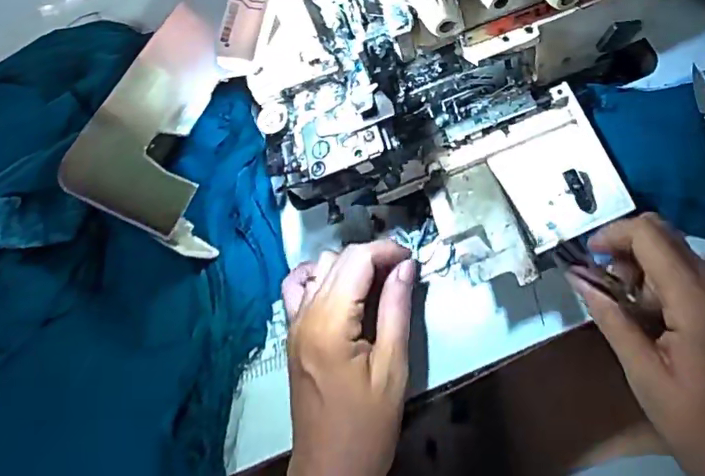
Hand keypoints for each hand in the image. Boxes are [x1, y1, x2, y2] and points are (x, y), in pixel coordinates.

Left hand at [283, 240, 418, 475]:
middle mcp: (305, 315)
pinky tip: (342, 288)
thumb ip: (396, 310)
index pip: (357, 259)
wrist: (330, 473)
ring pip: (321, 267)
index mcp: (329, 323)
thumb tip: (406, 266)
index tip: (411, 260)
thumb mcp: (392, 370)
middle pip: (339, 258)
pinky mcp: (293, 335)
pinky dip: (320, 277)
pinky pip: (299, 288)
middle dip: (374, 256)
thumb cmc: (366, 427)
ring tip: (379, 282)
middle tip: (402, 272)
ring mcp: (294, 324)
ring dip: (351, 265)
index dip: (387, 251)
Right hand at [568, 214, 704, 475]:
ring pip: (676, 251)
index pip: (649, 234)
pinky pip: (690, 273)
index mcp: (696, 298)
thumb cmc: (703, 429)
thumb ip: (613, 321)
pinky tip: (653, 318)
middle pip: (664, 234)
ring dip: (644, 266)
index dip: (614, 234)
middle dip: (627, 248)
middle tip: (607, 285)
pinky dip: (663, 280)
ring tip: (628, 309)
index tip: (588, 255)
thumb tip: (578, 278)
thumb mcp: (646, 378)